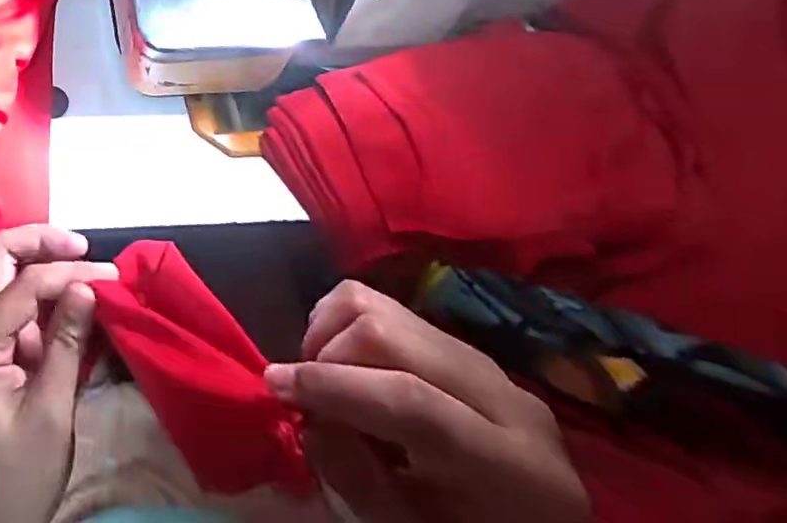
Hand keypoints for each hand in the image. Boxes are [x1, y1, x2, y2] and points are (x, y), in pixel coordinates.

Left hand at [0, 225, 117, 522]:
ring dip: (47, 260)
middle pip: (2, 256)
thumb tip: (88, 286)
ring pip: (10, 271)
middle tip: (85, 248)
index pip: (25, 283)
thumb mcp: (51, 410)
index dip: (68, 273)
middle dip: (42, 242)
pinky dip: (51, 288)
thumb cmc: (20, 470)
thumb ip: (68, 344)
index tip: (109, 278)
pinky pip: (24, 299)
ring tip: (89, 266)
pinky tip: (80, 295)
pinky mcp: (4, 345)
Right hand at [265, 280, 589, 522]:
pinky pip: (387, 308)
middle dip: (327, 354)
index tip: (275, 386)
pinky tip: (343, 362)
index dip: (335, 388)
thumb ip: (357, 480)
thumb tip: (306, 415)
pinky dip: (345, 324)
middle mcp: (504, 398)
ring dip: (331, 331)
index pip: (412, 402)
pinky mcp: (460, 346)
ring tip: (320, 373)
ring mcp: (484, 363)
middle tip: (301, 391)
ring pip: (383, 307)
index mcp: (511, 468)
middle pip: (391, 335)